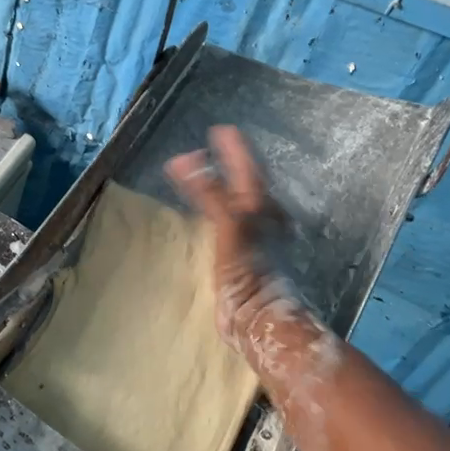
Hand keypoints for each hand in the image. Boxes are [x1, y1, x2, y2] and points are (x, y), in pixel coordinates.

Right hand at [165, 126, 328, 373]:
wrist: (261, 321)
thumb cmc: (251, 272)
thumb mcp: (229, 225)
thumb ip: (209, 192)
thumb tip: (186, 159)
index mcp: (263, 208)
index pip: (248, 169)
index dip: (234, 150)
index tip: (221, 129)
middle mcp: (263, 219)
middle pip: (247, 183)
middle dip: (232, 164)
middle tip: (215, 146)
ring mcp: (254, 240)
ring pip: (239, 203)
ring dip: (225, 187)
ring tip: (210, 175)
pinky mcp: (242, 259)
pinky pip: (226, 223)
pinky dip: (215, 211)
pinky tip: (209, 217)